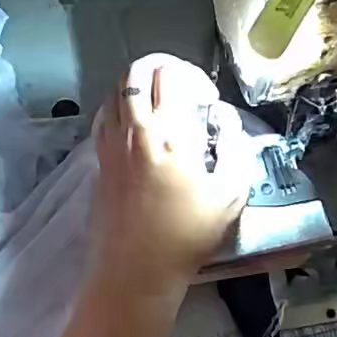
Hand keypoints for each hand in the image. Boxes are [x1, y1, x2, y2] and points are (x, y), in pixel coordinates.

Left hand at [92, 54, 249, 285]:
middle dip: (164, 68)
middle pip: (137, 72)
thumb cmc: (189, 233)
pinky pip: (104, 116)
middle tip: (184, 90)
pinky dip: (120, 106)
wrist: (139, 268)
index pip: (171, 74)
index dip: (194, 77)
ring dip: (140, 85)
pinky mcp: (100, 159)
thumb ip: (236, 147)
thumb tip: (223, 120)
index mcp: (170, 134)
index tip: (207, 102)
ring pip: (116, 90)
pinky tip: (137, 124)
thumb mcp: (232, 193)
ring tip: (161, 105)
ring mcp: (112, 143)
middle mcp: (135, 130)